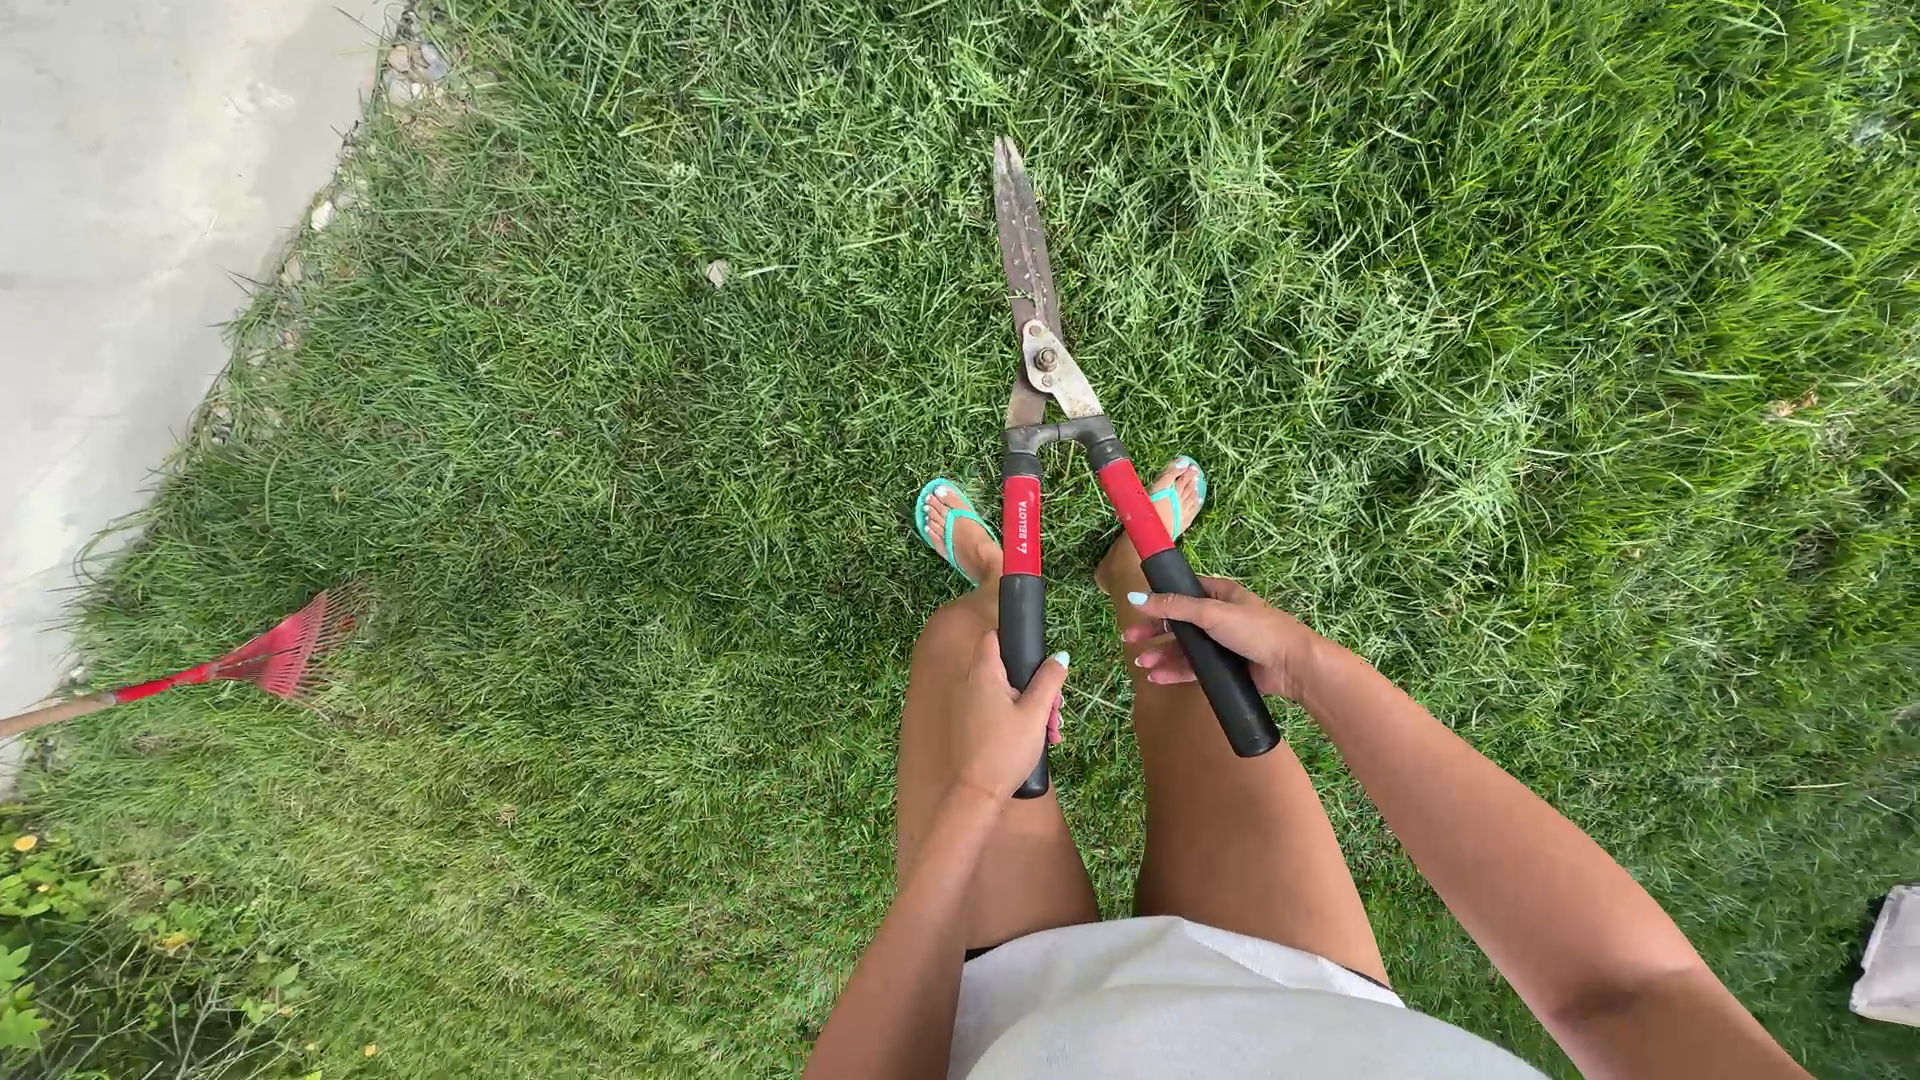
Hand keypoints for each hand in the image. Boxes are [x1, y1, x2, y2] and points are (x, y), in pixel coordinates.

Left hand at [952, 630, 1070, 799]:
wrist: (978, 792)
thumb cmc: (1007, 749)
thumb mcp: (1035, 713)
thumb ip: (1049, 681)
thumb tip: (1059, 656)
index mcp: (983, 674)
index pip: (993, 638)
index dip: (1015, 642)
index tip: (1038, 662)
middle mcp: (970, 684)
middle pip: (1007, 670)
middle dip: (1037, 686)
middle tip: (1055, 711)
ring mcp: (967, 704)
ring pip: (1006, 693)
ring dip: (1032, 706)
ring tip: (1051, 731)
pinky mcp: (970, 723)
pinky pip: (997, 709)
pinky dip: (1017, 717)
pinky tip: (1038, 738)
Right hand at [1123, 576, 1331, 701]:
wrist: (1292, 666)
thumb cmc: (1256, 629)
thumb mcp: (1212, 612)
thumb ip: (1172, 606)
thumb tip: (1135, 597)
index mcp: (1219, 594)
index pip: (1181, 593)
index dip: (1158, 601)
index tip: (1136, 610)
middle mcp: (1218, 617)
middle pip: (1177, 623)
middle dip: (1153, 632)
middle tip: (1130, 640)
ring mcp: (1221, 643)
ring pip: (1183, 647)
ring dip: (1162, 654)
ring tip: (1143, 664)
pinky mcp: (1224, 666)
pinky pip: (1193, 667)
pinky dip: (1175, 671)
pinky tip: (1158, 676)